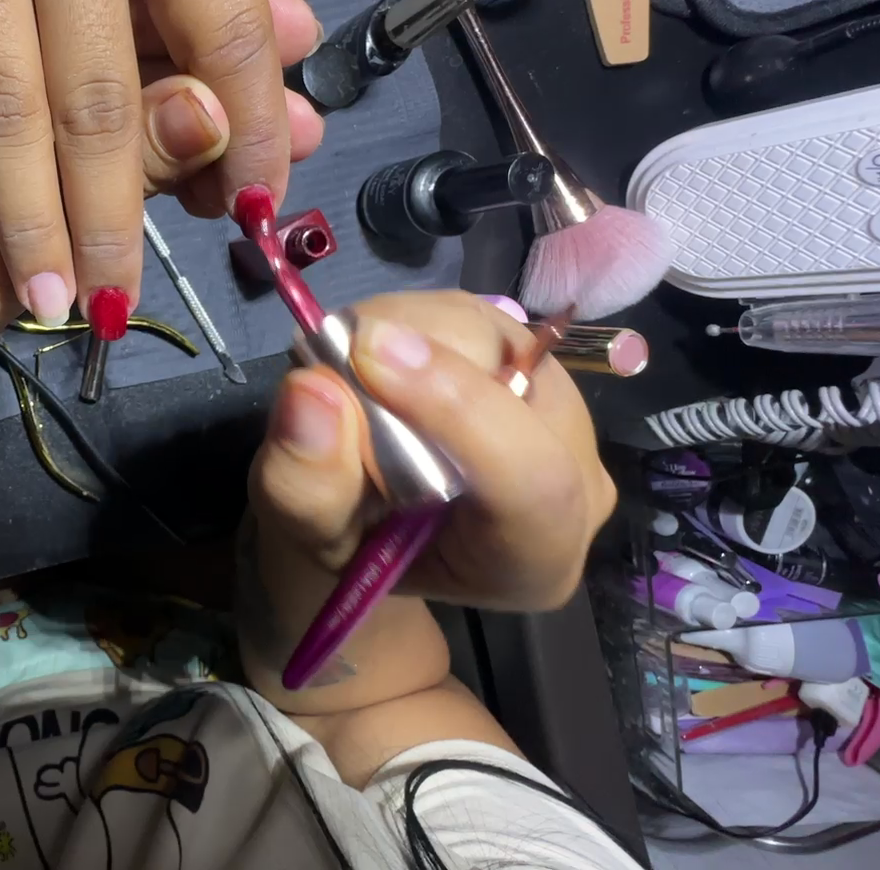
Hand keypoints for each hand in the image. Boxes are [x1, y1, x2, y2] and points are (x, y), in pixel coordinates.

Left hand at [0, 0, 323, 369]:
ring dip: (218, 126)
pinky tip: (232, 171)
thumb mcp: (18, 204)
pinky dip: (181, 160)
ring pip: (145, 97)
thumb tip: (217, 112)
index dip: (212, 25)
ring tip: (293, 146)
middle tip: (305, 108)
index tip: (293, 38)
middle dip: (233, 83)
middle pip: (147, 49)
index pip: (121, 3)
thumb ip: (117, 157)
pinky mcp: (51, 154)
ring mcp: (38, 102)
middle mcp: (19, 50)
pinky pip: (129, 142)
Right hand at [246, 291, 615, 610]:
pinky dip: (410, 322)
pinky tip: (376, 358)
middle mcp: (574, 487)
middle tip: (333, 370)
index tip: (365, 355)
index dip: (455, 409)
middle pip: (515, 383)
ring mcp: (560, 419)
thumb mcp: (306, 538)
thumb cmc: (342, 544)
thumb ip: (305, 485)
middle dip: (411, 355)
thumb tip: (311, 388)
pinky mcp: (531, 367)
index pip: (535, 480)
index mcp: (529, 562)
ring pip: (494, 333)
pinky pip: (476, 317)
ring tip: (348, 371)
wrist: (373, 526)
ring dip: (404, 332)